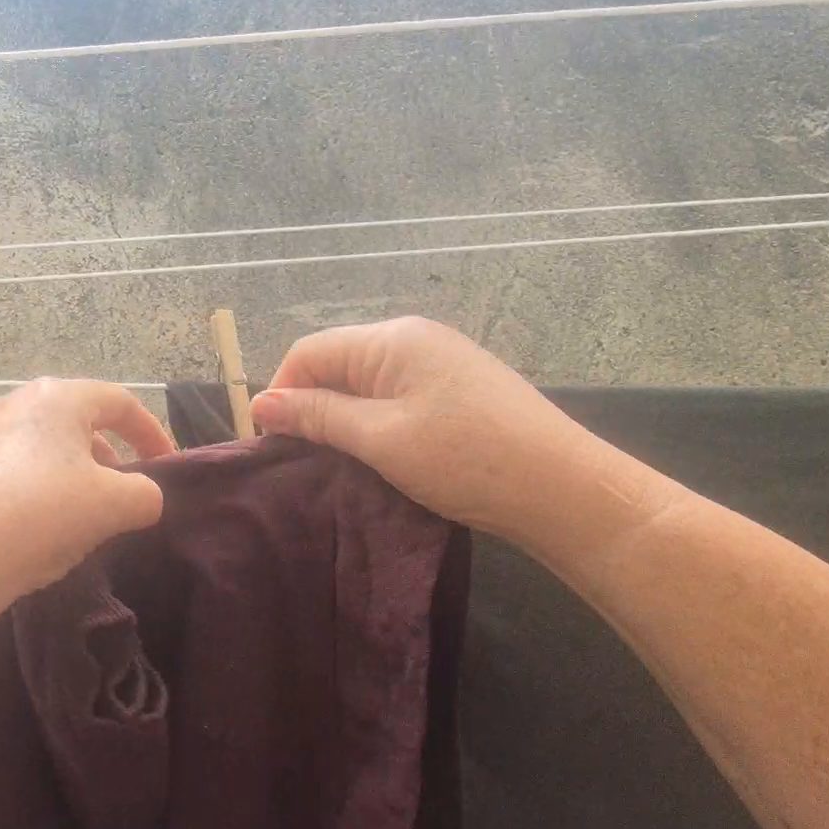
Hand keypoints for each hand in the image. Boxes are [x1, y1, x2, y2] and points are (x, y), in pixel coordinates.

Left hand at [0, 379, 175, 612]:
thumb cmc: (37, 517)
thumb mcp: (112, 506)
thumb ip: (145, 494)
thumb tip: (143, 496)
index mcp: (56, 397)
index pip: (120, 402)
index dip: (152, 433)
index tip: (167, 467)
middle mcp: (12, 402)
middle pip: (78, 424)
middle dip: (108, 460)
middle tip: (121, 499)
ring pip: (42, 449)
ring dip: (71, 479)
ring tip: (78, 520)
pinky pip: (9, 471)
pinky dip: (34, 492)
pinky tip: (30, 531)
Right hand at [250, 317, 649, 547]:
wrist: (567, 491)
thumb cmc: (466, 459)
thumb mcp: (380, 438)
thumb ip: (317, 416)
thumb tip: (261, 403)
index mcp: (392, 338)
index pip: (309, 351)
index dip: (282, 392)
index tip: (272, 442)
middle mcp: (414, 337)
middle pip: (336, 362)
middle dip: (311, 404)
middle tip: (303, 456)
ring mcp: (440, 360)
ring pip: (364, 381)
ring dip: (342, 416)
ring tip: (338, 459)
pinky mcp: (458, 387)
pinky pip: (394, 393)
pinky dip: (374, 420)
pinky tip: (379, 452)